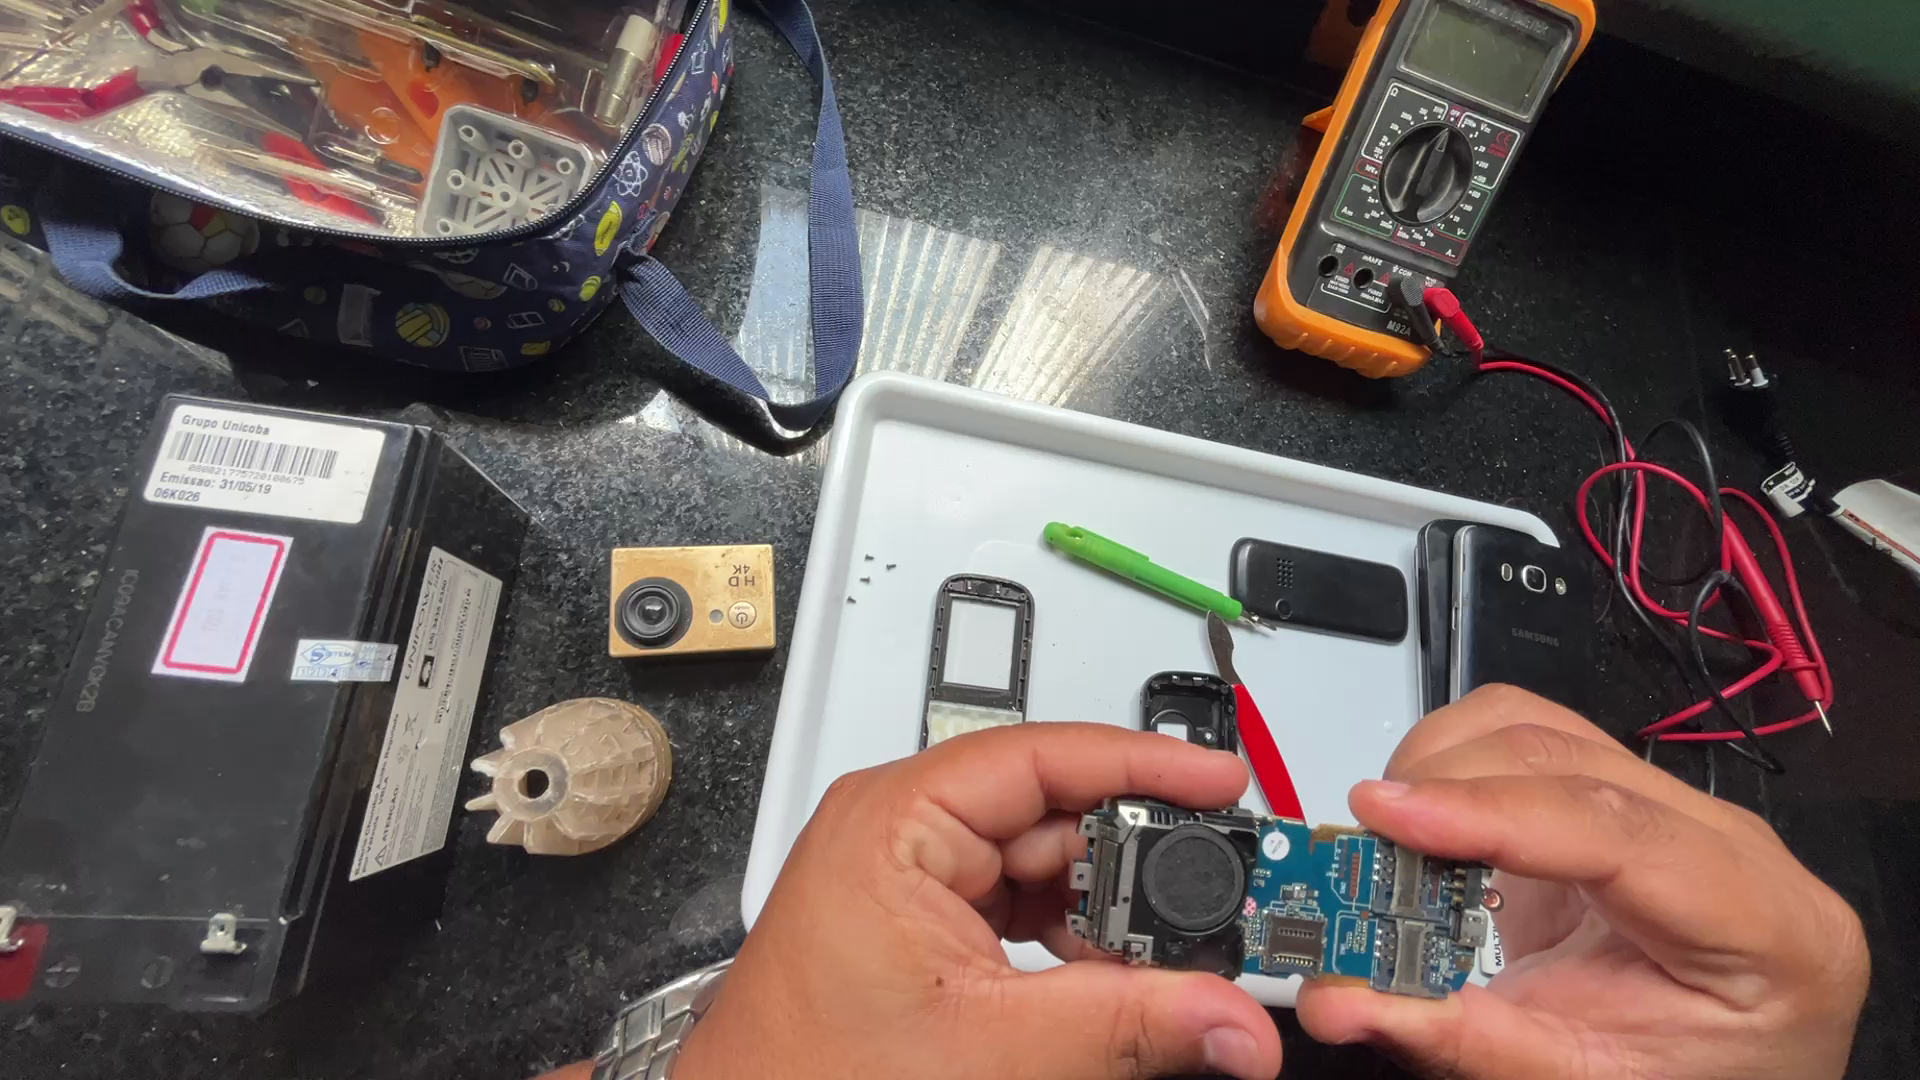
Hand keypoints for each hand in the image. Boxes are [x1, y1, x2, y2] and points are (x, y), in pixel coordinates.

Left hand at [674, 723, 1283, 1079]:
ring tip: (1171, 948)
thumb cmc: (805, 1076)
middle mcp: (905, 822)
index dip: (1137, 761)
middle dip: (1134, 854)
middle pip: (1050, 807)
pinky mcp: (928, 904)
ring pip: (1043, 856)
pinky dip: (1072, 930)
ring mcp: (917, 862)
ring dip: (1108, 903)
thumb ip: (1123, 1027)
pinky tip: (1111, 970)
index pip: (1039, 756)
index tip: (1212, 777)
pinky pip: (1020, 893)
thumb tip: (1228, 1015)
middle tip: (1215, 887)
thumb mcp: (986, 1048)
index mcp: (897, 817)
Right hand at [1296, 685, 1868, 1079]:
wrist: (1708, 1061)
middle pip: (1552, 758)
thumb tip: (1335, 1001)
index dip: (1485, 811)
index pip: (1612, 829)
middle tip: (1362, 843)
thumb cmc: (1671, 1073)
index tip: (1382, 814)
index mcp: (1761, 925)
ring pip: (1524, 721)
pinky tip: (1432, 807)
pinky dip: (1447, 750)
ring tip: (1397, 828)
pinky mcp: (1601, 778)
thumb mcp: (1568, 1078)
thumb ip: (1451, 1035)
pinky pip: (1512, 722)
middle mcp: (1719, 839)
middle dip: (1436, 785)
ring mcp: (1659, 796)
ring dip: (1435, 759)